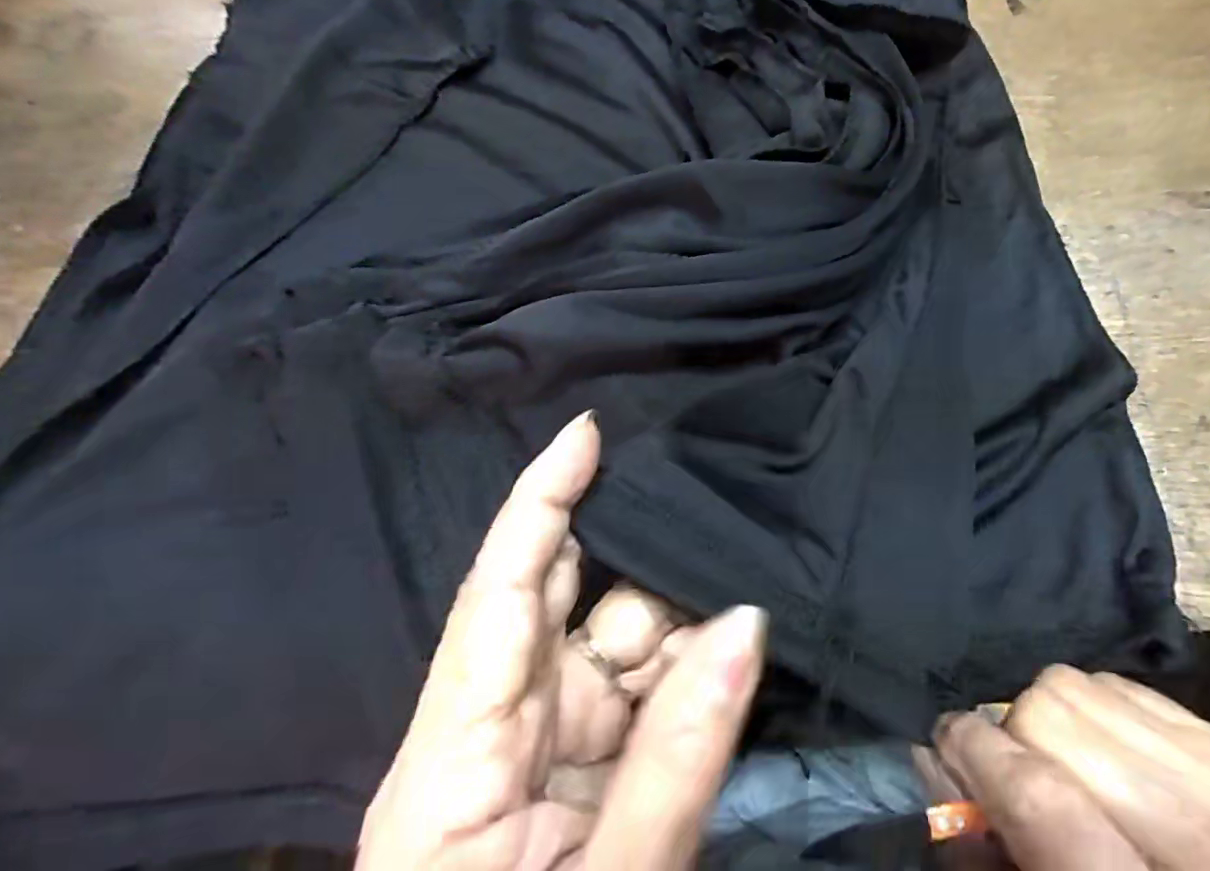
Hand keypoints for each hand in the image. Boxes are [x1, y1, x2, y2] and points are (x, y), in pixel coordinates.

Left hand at [356, 412, 767, 870]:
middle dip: (651, 565)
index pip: (503, 592)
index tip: (589, 432)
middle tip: (726, 529)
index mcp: (456, 759)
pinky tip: (742, 645)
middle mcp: (500, 735)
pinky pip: (654, 693)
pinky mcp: (593, 777)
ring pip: (630, 648)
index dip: (541, 502)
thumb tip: (747, 619)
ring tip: (754, 596)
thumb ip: (682, 754)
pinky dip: (700, 667)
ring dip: (692, 623)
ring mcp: (550, 755)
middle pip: (580, 609)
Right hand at [933, 666, 1209, 870]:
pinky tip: (1111, 760)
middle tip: (1012, 772)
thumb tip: (941, 761)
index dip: (978, 758)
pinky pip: (1133, 691)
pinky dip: (1103, 717)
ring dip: (1058, 722)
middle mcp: (1208, 841)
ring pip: (1092, 686)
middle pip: (1058, 714)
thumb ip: (991, 852)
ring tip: (1066, 767)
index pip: (1044, 800)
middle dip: (1017, 735)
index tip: (945, 739)